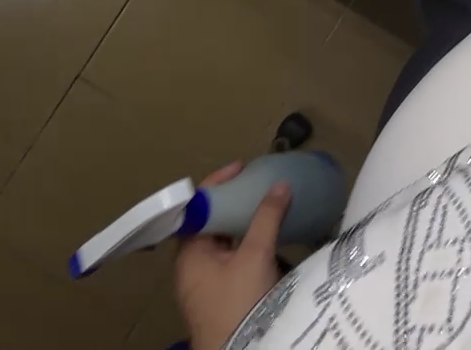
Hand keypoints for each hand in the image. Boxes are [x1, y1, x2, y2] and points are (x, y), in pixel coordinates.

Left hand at [174, 163, 291, 349]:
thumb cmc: (239, 303)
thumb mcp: (255, 255)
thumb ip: (267, 217)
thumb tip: (280, 184)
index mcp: (190, 255)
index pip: (197, 209)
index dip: (218, 185)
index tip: (243, 167)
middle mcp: (193, 266)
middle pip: (210, 222)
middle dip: (234, 199)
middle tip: (259, 181)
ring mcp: (207, 282)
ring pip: (223, 239)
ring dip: (243, 218)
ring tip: (268, 200)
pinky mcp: (223, 294)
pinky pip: (232, 254)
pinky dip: (248, 237)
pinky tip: (269, 232)